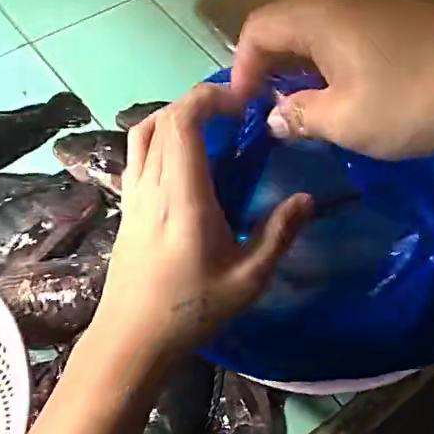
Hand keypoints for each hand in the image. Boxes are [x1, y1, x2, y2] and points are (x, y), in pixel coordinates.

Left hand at [90, 84, 312, 361]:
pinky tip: (183, 164)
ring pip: (142, 134)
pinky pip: (137, 157)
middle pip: (161, 119)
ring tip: (208, 131)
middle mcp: (151, 184)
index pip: (182, 119)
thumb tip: (307, 199)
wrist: (131, 337)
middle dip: (196, 102)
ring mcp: (132, 196)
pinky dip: (159, 141)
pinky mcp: (125, 209)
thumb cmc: (190, 309)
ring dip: (174, 118)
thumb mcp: (248, 279)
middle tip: (231, 114)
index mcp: (181, 194)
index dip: (209, 96)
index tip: (242, 102)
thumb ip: (278, 234)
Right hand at [231, 0, 433, 158]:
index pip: (256, 30)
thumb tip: (275, 117)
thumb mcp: (345, 120)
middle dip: (267, 65)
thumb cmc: (411, 100)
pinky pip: (343, 27)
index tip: (246, 107)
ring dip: (298, 62)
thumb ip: (299, 116)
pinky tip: (341, 86)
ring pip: (314, 25)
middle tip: (269, 105)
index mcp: (317, 14)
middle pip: (282, 22)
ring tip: (302, 101)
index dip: (240, 69)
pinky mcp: (399, 10)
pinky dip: (328, 56)